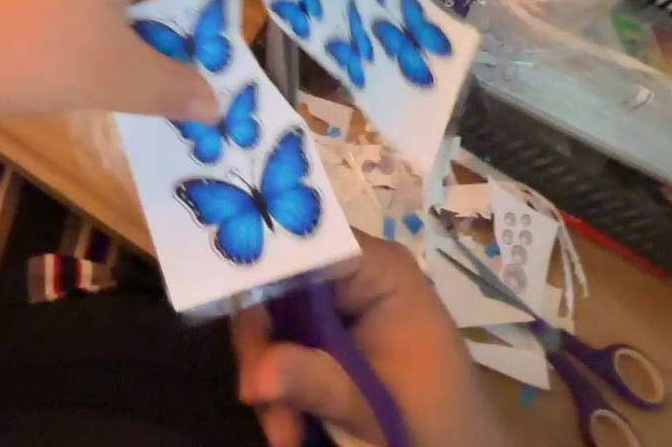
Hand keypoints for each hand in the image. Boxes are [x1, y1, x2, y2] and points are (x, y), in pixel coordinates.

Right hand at [232, 240, 510, 446]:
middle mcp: (354, 269)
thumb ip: (316, 384)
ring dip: (267, 373)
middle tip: (254, 395)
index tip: (232, 310)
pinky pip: (286, 338)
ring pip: (274, 314)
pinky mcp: (330, 329)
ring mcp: (340, 299)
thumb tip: (253, 374)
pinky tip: (287, 426)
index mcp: (377, 267)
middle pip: (279, 280)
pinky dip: (279, 382)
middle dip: (263, 342)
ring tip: (280, 432)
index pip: (303, 243)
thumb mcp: (375, 408)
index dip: (260, 267)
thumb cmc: (440, 428)